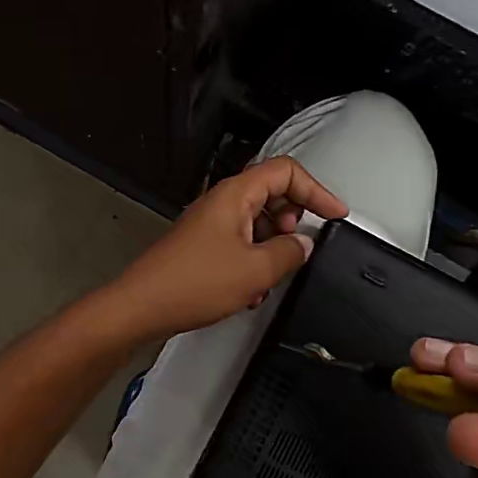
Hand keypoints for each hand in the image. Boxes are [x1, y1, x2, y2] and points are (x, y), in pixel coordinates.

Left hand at [102, 157, 346, 340]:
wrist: (143, 306)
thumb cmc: (190, 283)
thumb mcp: (255, 270)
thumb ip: (289, 253)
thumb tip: (302, 244)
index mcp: (234, 195)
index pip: (285, 171)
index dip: (316, 190)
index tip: (334, 214)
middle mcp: (220, 203)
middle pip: (271, 195)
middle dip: (291, 221)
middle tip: (294, 248)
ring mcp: (209, 224)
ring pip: (256, 223)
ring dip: (271, 248)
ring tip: (268, 277)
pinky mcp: (202, 247)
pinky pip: (239, 244)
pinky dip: (252, 262)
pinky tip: (249, 290)